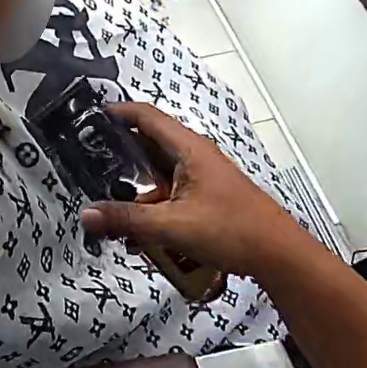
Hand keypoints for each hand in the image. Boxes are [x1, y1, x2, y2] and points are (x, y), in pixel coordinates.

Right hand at [79, 103, 319, 279]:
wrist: (278, 255)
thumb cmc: (233, 230)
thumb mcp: (171, 225)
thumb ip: (127, 219)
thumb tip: (88, 215)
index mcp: (189, 149)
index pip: (147, 116)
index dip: (118, 112)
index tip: (91, 117)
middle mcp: (195, 156)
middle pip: (148, 146)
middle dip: (120, 159)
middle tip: (91, 169)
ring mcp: (201, 177)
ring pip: (158, 175)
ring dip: (136, 191)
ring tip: (111, 212)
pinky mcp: (205, 197)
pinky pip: (170, 194)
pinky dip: (152, 207)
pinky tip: (139, 233)